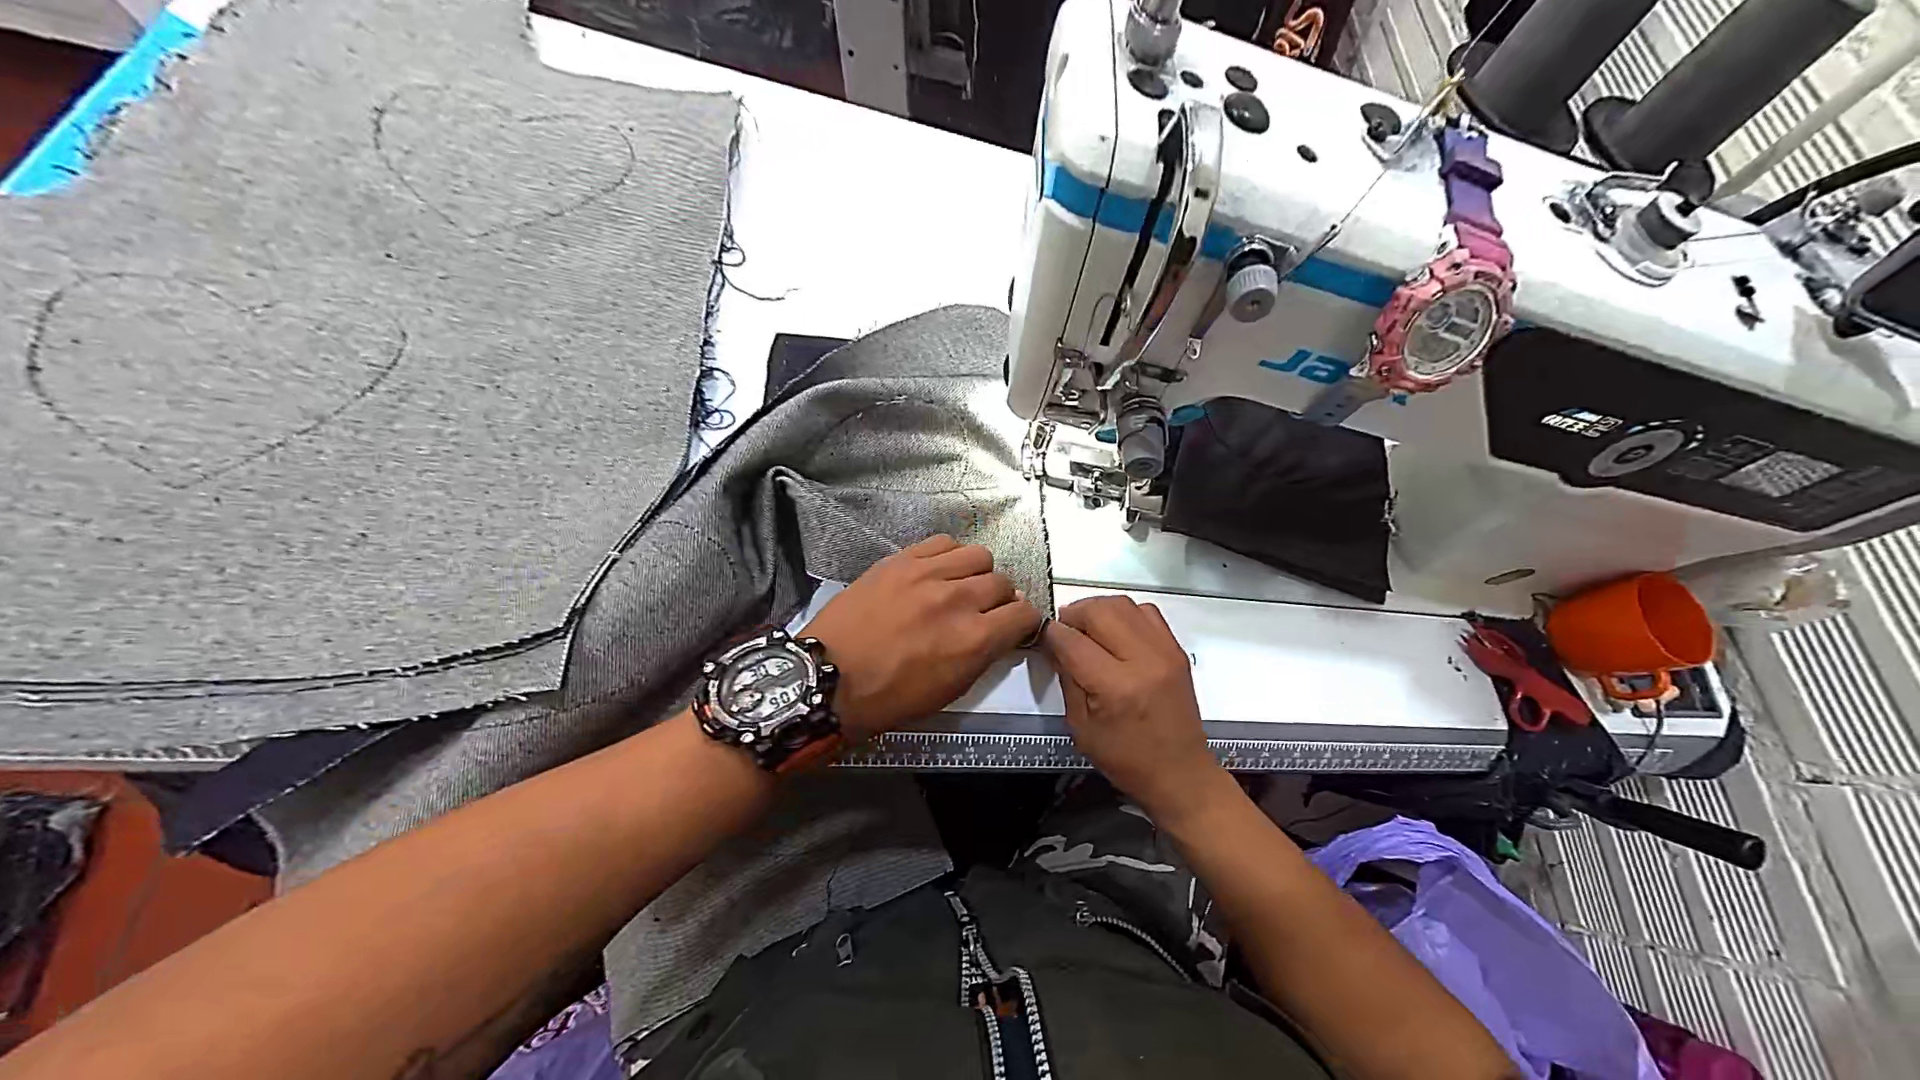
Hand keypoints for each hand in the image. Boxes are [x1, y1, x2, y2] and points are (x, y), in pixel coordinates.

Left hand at [803, 535, 1042, 741]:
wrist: (828, 678)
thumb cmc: (889, 697)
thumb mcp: (950, 690)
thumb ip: (984, 655)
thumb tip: (1003, 628)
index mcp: (974, 639)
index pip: (1025, 614)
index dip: (1024, 622)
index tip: (1013, 626)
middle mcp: (958, 599)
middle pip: (1003, 582)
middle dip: (1001, 600)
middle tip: (983, 611)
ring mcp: (928, 574)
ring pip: (979, 555)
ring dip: (978, 573)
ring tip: (961, 587)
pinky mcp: (901, 559)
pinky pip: (943, 542)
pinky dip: (950, 557)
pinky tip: (938, 572)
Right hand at [1042, 595, 1229, 822]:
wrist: (1180, 773)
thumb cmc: (1126, 759)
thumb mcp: (1081, 726)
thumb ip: (1067, 679)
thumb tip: (1054, 644)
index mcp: (1116, 687)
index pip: (1073, 641)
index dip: (1051, 633)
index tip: (1042, 634)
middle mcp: (1143, 661)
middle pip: (1099, 611)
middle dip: (1073, 614)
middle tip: (1064, 629)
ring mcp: (1164, 652)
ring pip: (1123, 605)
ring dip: (1098, 609)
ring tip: (1087, 627)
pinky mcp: (1176, 650)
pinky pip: (1147, 613)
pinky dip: (1125, 614)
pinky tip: (1115, 631)